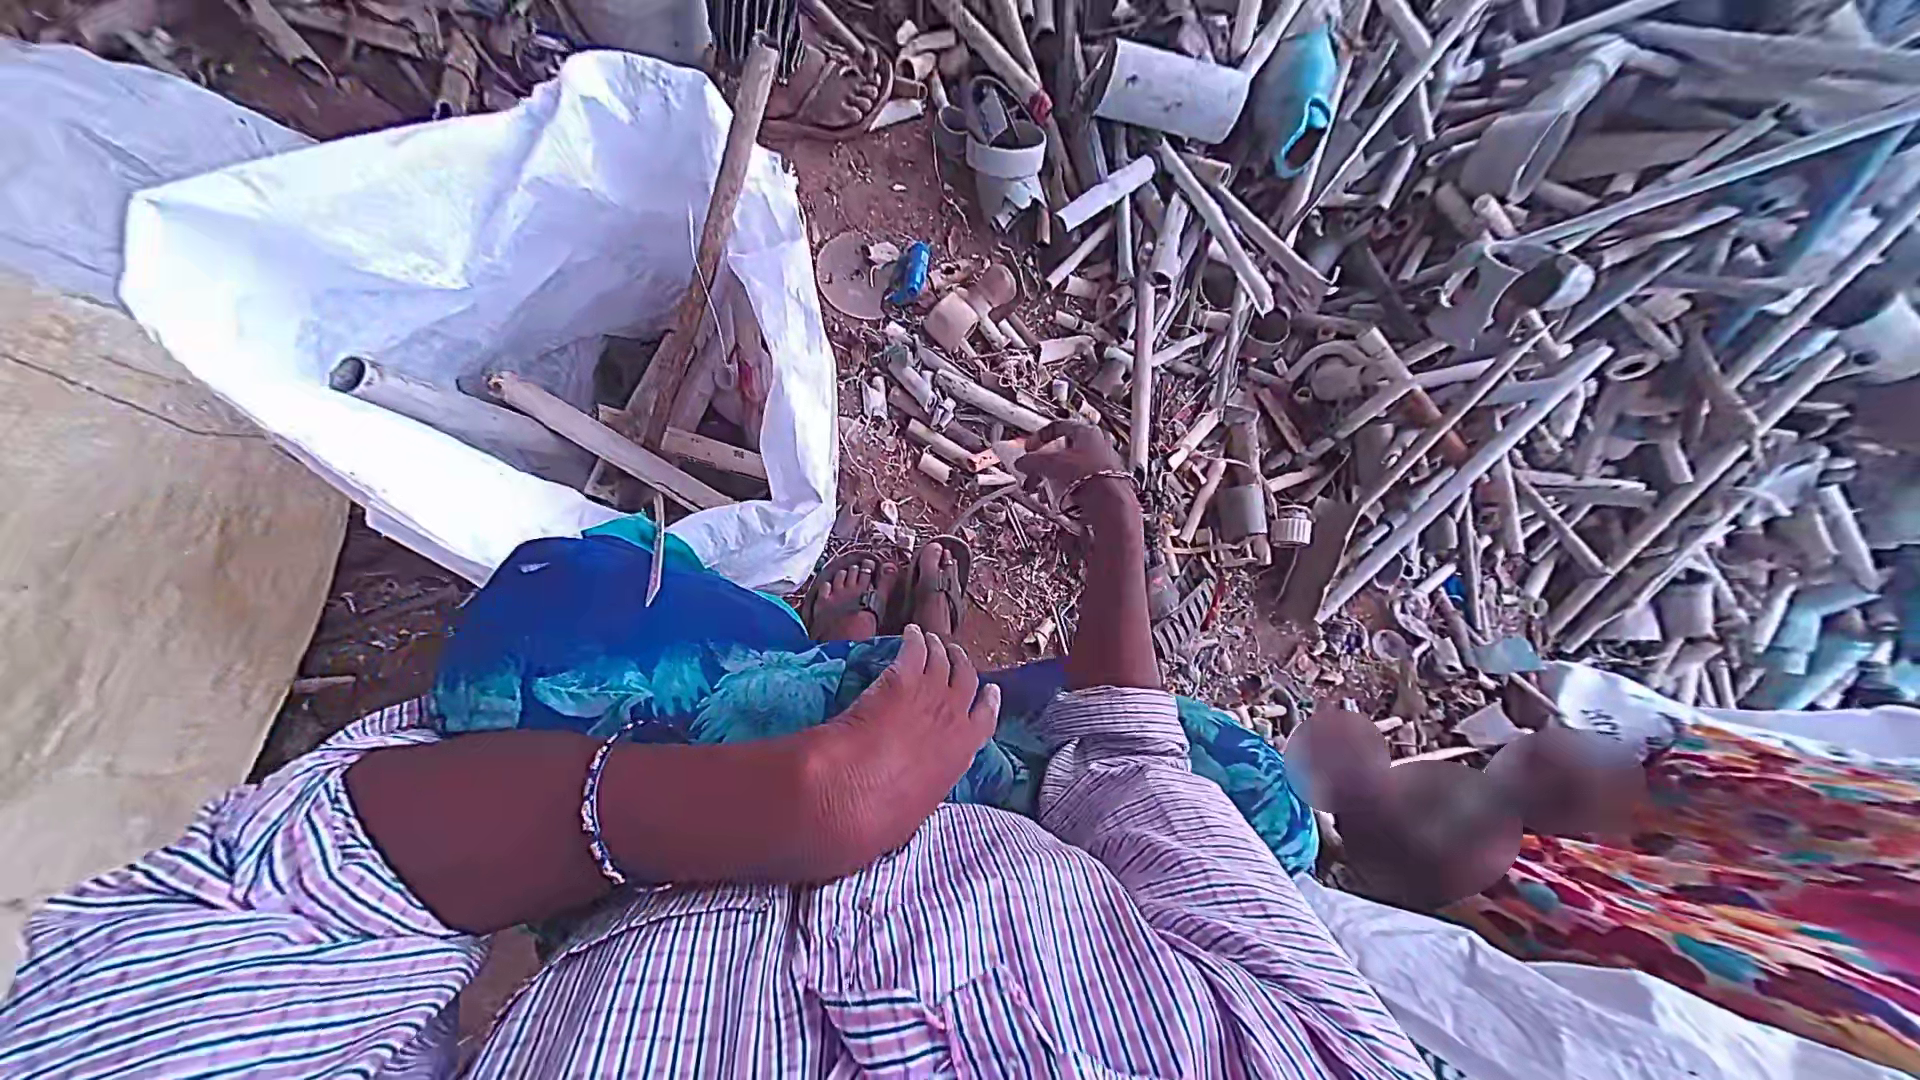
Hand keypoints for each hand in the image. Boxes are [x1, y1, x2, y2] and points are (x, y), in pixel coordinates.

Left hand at [801, 625, 999, 870]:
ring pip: (943, 660)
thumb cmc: (881, 814)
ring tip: (932, 640)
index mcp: (961, 753)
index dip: (988, 701)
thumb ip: (926, 788)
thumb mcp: (917, 808)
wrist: (854, 795)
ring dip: (940, 647)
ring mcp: (930, 694)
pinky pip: (915, 649)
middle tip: (955, 654)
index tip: (990, 691)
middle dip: (962, 664)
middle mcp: (954, 718)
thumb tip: (915, 793)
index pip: (985, 720)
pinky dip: (915, 639)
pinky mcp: (902, 679)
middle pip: (967, 680)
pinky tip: (910, 633)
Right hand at [1022, 420, 1125, 489]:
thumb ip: (1031, 461)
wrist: (1109, 501)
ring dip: (1053, 479)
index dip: (1040, 437)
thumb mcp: (1050, 464)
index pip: (1058, 426)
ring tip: (1044, 491)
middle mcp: (1098, 444)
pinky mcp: (1104, 482)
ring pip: (1071, 468)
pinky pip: (1080, 482)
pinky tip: (1058, 498)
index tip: (1030, 448)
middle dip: (1045, 464)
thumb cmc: (1089, 476)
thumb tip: (1022, 463)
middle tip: (1034, 473)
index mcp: (1086, 431)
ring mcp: (1103, 463)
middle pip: (1063, 450)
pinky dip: (1066, 488)